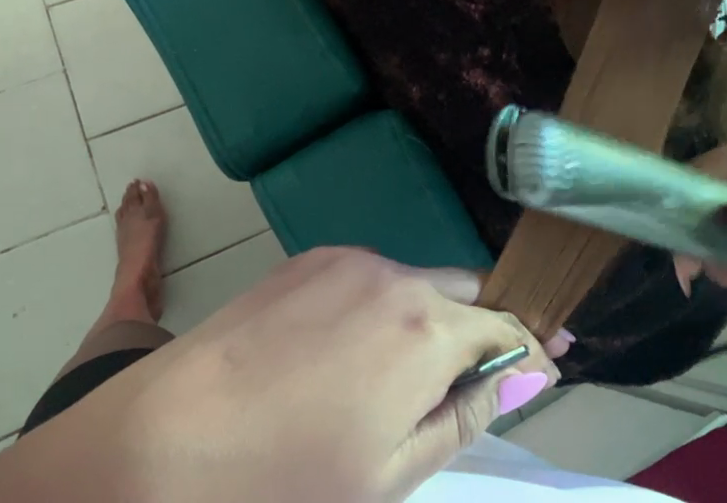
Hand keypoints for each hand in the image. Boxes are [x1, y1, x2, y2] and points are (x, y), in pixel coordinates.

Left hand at [5, 248, 564, 502]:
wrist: (176, 428)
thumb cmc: (292, 469)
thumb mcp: (395, 467)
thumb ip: (464, 413)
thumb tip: (509, 377)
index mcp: (427, 330)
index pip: (505, 327)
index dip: (531, 348)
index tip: (550, 363)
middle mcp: (398, 276)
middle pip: (464, 294)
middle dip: (480, 329)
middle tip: (474, 375)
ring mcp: (350, 259)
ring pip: (416, 283)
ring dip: (427, 318)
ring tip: (399, 373)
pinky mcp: (310, 256)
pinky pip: (370, 276)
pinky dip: (382, 305)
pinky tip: (348, 350)